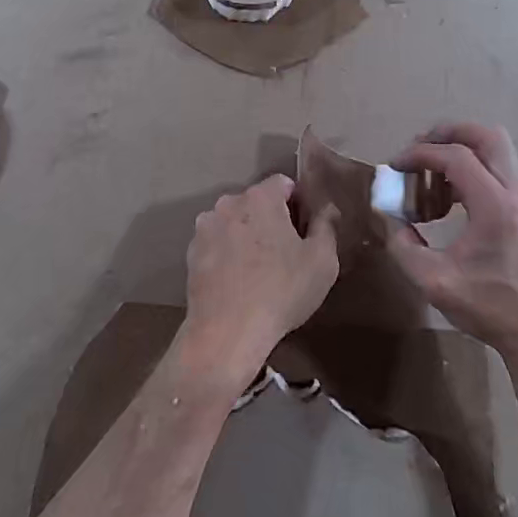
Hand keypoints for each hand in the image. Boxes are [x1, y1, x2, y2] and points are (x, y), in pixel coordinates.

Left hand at [185, 175, 339, 371]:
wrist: (227, 333)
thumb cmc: (281, 292)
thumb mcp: (322, 261)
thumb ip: (327, 227)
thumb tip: (327, 210)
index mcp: (260, 198)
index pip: (283, 183)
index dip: (299, 202)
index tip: (306, 229)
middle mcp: (227, 204)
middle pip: (257, 202)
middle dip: (272, 219)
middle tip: (287, 252)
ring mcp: (204, 228)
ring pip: (235, 223)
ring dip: (247, 236)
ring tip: (260, 270)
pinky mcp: (190, 254)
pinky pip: (217, 244)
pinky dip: (228, 254)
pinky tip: (238, 282)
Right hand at [384, 123, 517, 358]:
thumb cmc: (490, 307)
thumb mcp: (433, 281)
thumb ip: (402, 245)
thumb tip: (389, 218)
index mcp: (495, 205)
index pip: (456, 156)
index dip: (420, 154)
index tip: (395, 166)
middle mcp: (515, 191)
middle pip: (487, 135)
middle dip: (448, 133)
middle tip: (418, 150)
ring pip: (496, 149)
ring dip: (461, 150)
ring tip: (430, 175)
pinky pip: (498, 169)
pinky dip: (471, 168)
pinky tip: (448, 199)